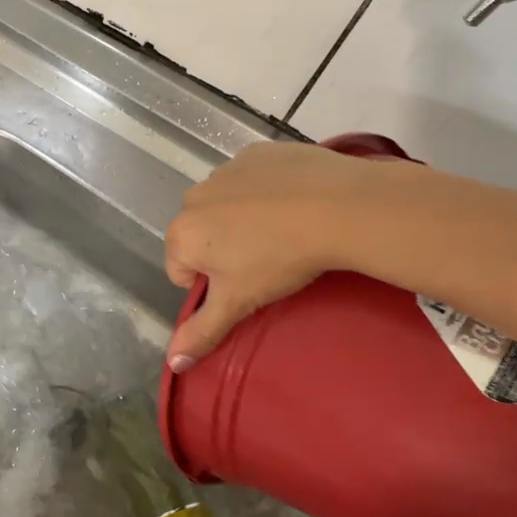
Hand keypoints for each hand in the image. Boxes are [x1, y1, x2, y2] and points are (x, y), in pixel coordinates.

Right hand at [163, 141, 381, 370]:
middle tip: (265, 258)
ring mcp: (225, 170)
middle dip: (223, 248)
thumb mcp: (239, 302)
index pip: (182, 271)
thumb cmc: (281, 259)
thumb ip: (202, 331)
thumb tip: (173, 365)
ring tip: (283, 229)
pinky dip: (266, 190)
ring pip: (225, 205)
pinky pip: (251, 177)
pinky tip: (294, 201)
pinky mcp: (258, 152)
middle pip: (201, 234)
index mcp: (181, 234)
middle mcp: (192, 198)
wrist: (343, 207)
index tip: (246, 282)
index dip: (213, 284)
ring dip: (242, 218)